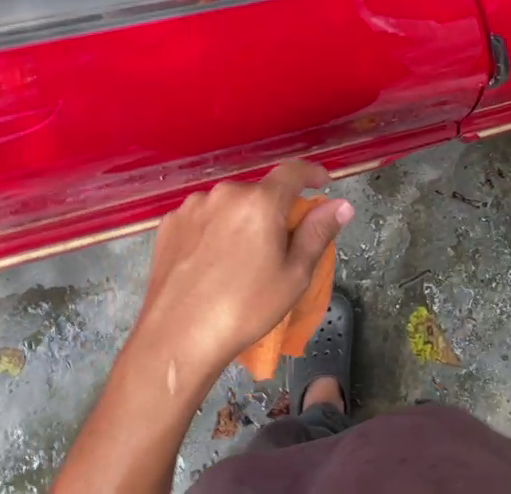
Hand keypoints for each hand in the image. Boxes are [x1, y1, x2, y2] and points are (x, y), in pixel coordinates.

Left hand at [131, 161, 352, 373]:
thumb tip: (341, 205)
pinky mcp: (169, 224)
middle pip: (259, 192)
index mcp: (260, 202)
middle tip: (278, 244)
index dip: (312, 173)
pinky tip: (211, 263)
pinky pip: (203, 217)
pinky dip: (213, 230)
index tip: (322, 183)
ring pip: (229, 204)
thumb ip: (318, 233)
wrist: (176, 339)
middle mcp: (225, 194)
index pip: (293, 171)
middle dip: (273, 210)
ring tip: (240, 259)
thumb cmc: (244, 309)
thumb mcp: (294, 276)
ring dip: (241, 220)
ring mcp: (192, 207)